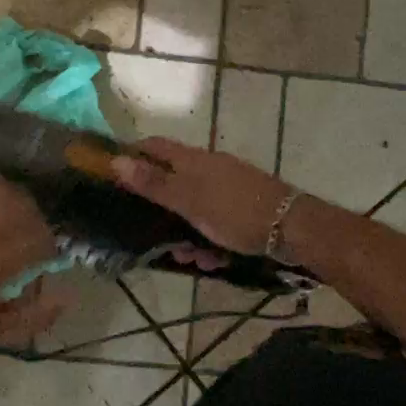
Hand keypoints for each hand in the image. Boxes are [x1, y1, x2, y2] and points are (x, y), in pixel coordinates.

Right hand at [112, 137, 293, 255]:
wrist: (292, 228)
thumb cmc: (234, 211)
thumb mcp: (188, 200)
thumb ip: (152, 183)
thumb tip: (115, 160)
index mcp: (193, 160)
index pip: (154, 146)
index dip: (132, 156)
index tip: (113, 176)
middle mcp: (209, 168)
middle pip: (172, 182)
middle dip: (159, 210)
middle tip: (148, 234)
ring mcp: (227, 188)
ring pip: (193, 208)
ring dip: (184, 232)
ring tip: (187, 257)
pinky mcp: (242, 208)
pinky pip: (215, 222)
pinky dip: (209, 239)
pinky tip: (212, 259)